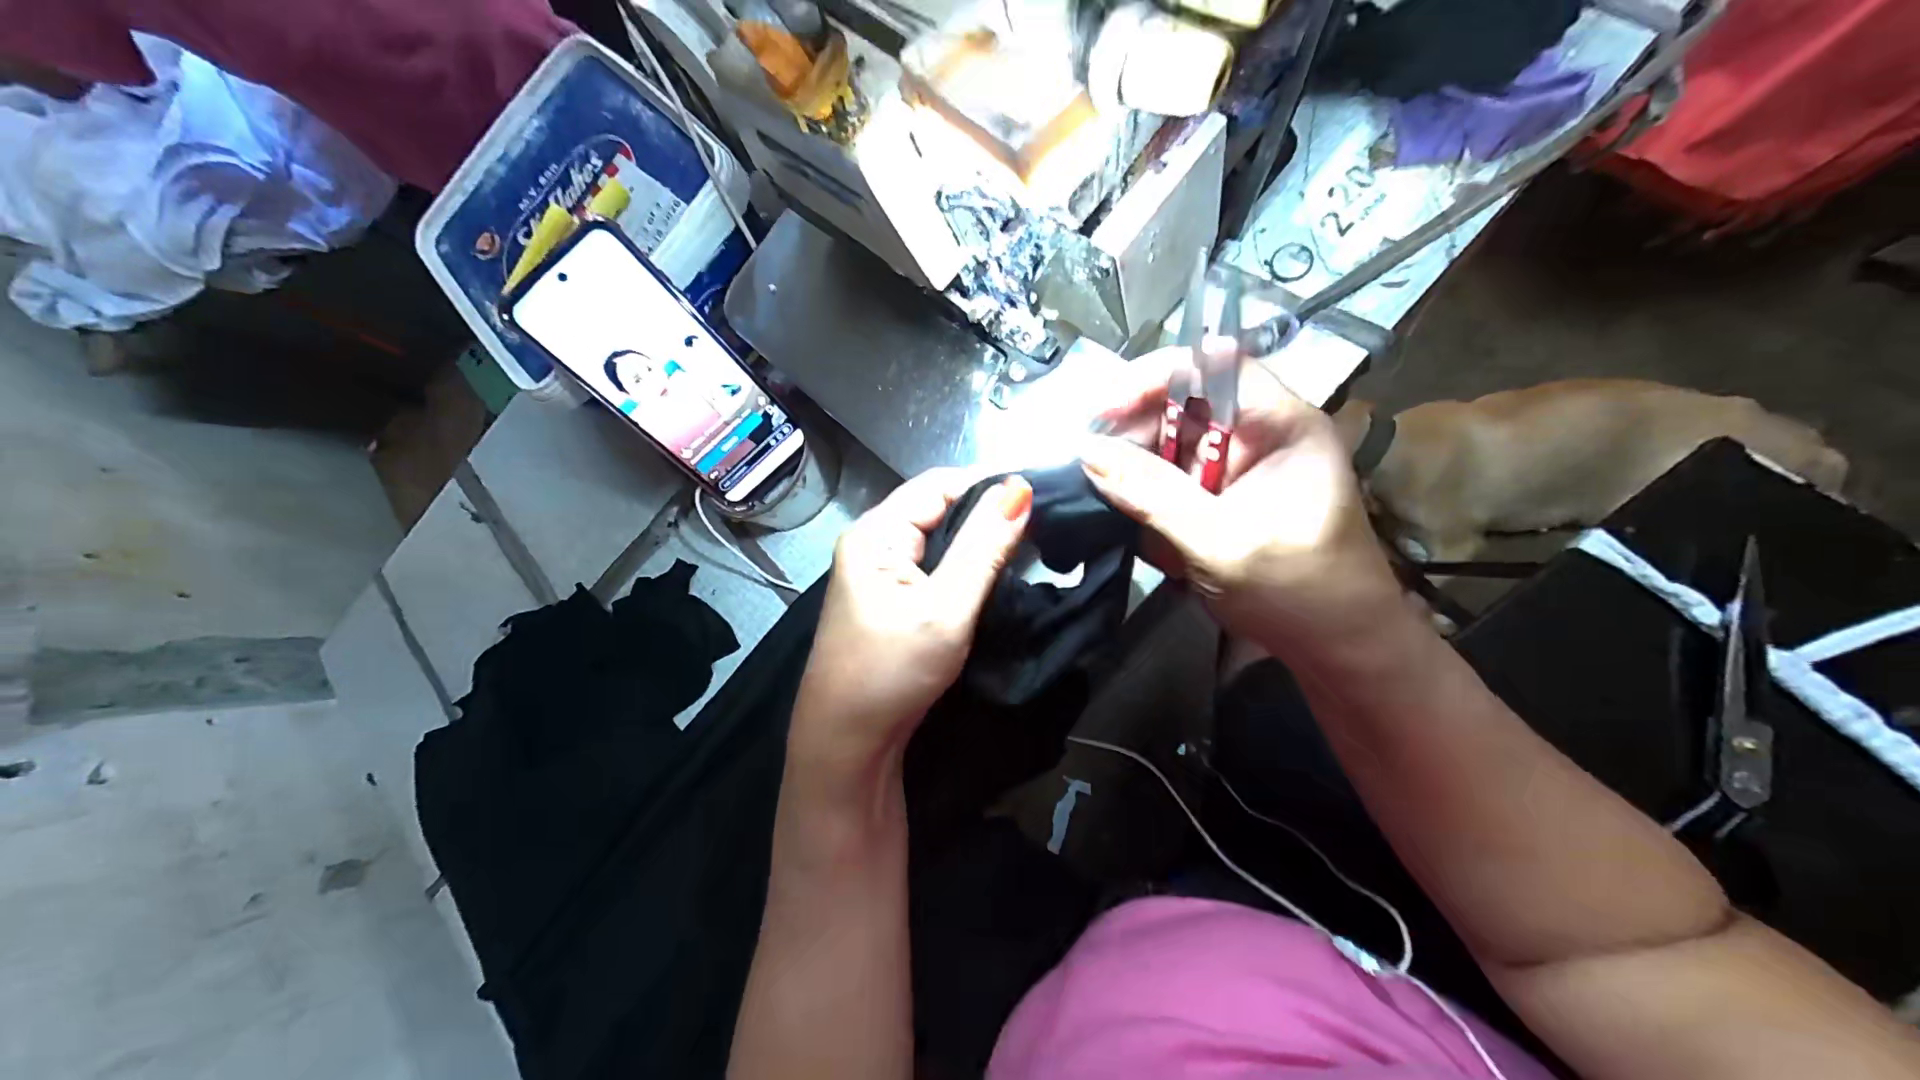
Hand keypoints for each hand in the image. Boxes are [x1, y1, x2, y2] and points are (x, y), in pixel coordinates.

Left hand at [790, 468, 1032, 782]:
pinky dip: (965, 564)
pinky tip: (996, 572)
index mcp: (876, 533)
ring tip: (1028, 543)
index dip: (989, 483)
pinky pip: (934, 564)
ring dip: (979, 540)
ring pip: (939, 538)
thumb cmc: (892, 671)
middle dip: (987, 511)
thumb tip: (1020, 488)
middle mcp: (873, 542)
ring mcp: (880, 572)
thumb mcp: (946, 607)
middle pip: (938, 508)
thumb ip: (984, 547)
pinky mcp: (891, 597)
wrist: (847, 740)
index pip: (939, 484)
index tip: (1042, 494)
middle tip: (1043, 522)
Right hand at [1079, 342, 1402, 655]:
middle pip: (1185, 403)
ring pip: (1172, 441)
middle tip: (1090, 462)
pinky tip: (1136, 521)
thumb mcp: (1220, 543)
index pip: (1214, 368)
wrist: (1336, 646)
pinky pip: (1172, 476)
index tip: (1104, 412)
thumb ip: (1152, 496)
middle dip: (1135, 430)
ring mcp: (1240, 465)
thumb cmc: (1297, 591)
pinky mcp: (1223, 495)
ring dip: (1136, 467)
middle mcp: (1259, 433)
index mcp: (1282, 425)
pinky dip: (1147, 494)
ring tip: (1106, 495)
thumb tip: (1087, 453)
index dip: (1155, 378)